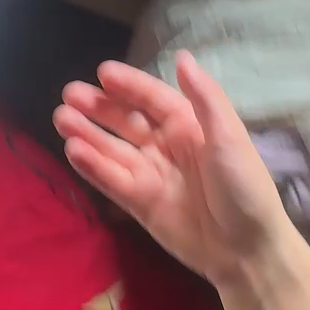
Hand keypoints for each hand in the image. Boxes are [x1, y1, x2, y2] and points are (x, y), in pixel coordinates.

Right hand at [54, 51, 299, 288]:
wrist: (248, 252)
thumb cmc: (245, 188)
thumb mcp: (229, 138)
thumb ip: (205, 98)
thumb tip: (181, 57)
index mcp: (188, 126)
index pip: (152, 98)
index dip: (128, 85)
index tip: (102, 72)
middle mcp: (165, 145)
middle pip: (125, 120)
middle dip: (98, 107)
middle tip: (69, 94)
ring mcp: (149, 174)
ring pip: (112, 149)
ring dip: (87, 133)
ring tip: (61, 118)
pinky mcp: (139, 203)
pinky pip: (111, 179)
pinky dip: (92, 165)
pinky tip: (73, 150)